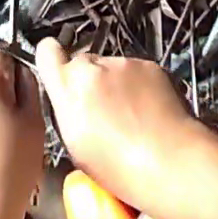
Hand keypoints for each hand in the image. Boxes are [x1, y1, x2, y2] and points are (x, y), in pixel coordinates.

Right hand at [33, 39, 217, 208]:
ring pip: (111, 68)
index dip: (52, 59)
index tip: (57, 68)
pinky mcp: (149, 65)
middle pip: (82, 63)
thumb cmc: (122, 167)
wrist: (170, 162)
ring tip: (129, 118)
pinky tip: (146, 112)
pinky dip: (139, 86)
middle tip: (100, 111)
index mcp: (67, 87)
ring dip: (116, 85)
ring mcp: (122, 64)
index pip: (47, 51)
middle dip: (88, 81)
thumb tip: (67, 101)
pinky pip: (136, 71)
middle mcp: (92, 68)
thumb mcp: (74, 145)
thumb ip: (66, 110)